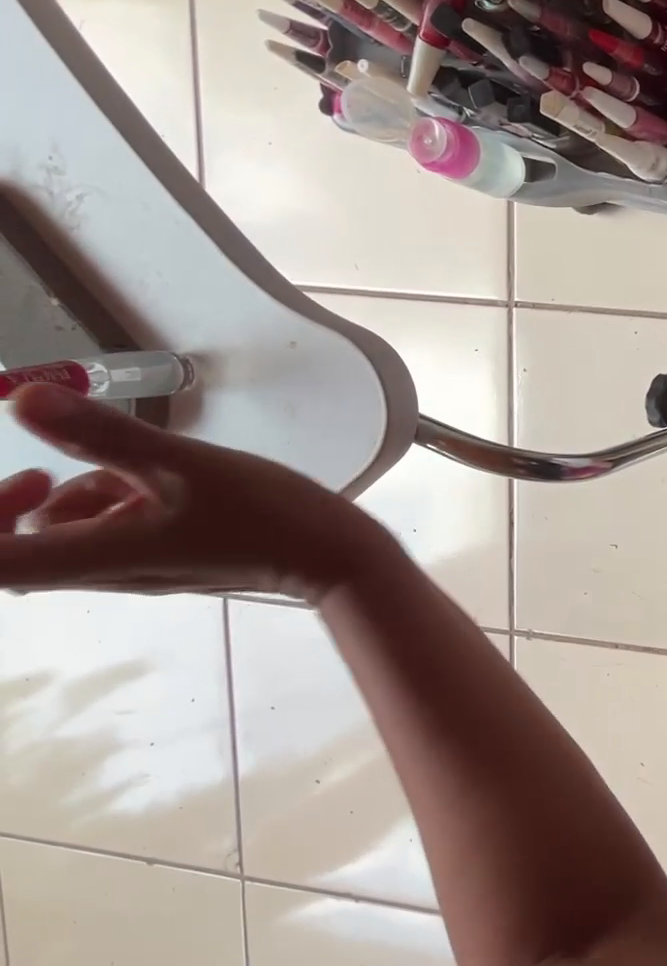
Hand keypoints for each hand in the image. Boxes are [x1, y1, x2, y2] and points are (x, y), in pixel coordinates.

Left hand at [1, 384, 397, 598]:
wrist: (331, 556)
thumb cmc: (263, 515)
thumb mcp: (187, 465)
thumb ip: (105, 435)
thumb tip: (21, 397)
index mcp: (92, 556)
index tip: (25, 474)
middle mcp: (103, 573)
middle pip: (20, 549)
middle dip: (24, 504)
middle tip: (52, 466)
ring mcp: (139, 572)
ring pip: (72, 538)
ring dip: (85, 500)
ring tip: (145, 473)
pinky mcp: (172, 564)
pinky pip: (115, 539)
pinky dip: (123, 509)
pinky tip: (172, 489)